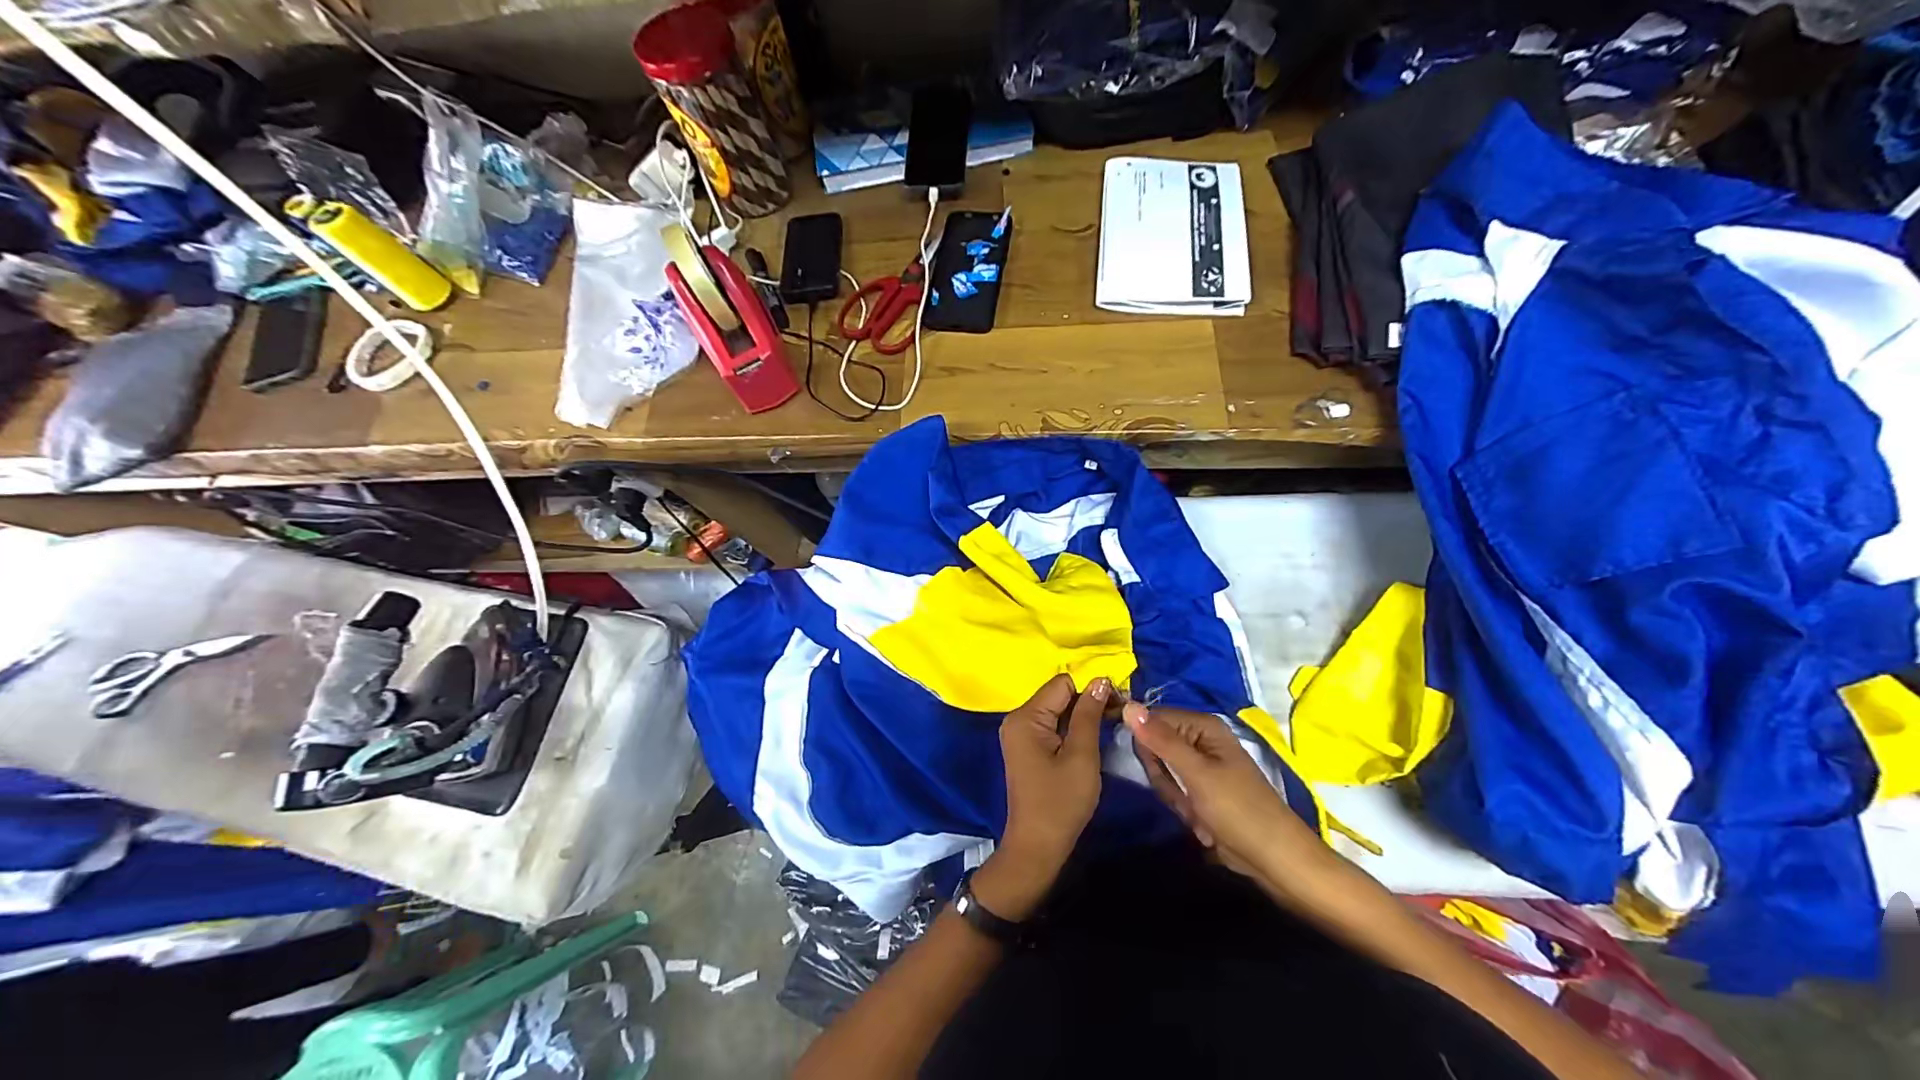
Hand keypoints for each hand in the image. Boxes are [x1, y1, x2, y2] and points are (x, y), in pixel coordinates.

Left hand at [973, 674, 1110, 919]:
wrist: (1038, 845)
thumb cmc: (1061, 802)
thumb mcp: (1081, 755)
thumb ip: (1089, 715)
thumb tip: (1101, 680)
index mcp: (1026, 717)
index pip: (1063, 684)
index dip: (1091, 691)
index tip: (1117, 707)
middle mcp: (1018, 718)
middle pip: (1059, 695)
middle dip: (1087, 703)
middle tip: (1116, 721)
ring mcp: (1020, 733)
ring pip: (1057, 710)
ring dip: (1081, 717)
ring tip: (1106, 732)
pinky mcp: (1027, 747)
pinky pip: (1052, 726)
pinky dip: (1071, 730)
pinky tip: (1088, 743)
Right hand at [1125, 704, 1315, 877]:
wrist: (1274, 858)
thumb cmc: (1238, 810)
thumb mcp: (1196, 773)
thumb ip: (1160, 740)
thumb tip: (1128, 705)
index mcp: (1203, 725)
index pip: (1151, 719)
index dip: (1146, 743)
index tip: (1154, 767)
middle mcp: (1200, 739)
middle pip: (1154, 747)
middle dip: (1162, 776)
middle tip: (1182, 794)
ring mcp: (1201, 766)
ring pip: (1161, 772)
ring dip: (1173, 796)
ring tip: (1195, 810)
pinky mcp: (1201, 789)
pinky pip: (1174, 790)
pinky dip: (1182, 807)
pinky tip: (1200, 821)